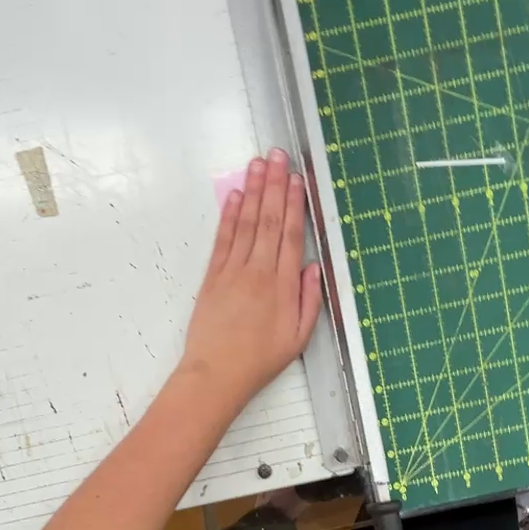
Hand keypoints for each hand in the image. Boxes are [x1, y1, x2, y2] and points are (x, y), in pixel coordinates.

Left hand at [179, 148, 322, 407]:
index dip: (295, 204)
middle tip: (277, 155)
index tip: (297, 179)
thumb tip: (316, 268)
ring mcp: (233, 271)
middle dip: (274, 185)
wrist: (217, 374)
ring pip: (247, 223)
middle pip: (270, 220)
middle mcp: (259, 272)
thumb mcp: (298, 337)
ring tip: (258, 164)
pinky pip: (223, 240)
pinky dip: (229, 216)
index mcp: (283, 286)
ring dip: (253, 191)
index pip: (292, 235)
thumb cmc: (259, 361)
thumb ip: (310, 300)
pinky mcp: (213, 277)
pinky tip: (235, 196)